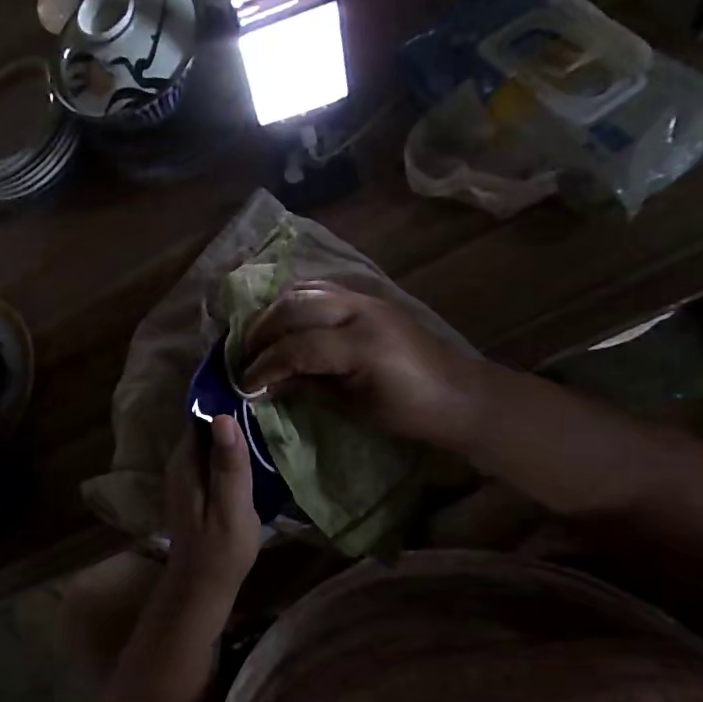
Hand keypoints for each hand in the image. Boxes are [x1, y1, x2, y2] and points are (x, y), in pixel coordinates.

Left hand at [164, 415, 260, 590]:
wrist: (202, 585)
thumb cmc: (220, 548)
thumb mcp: (231, 506)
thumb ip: (228, 464)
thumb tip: (223, 418)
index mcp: (186, 462)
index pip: (201, 415)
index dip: (226, 403)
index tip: (256, 395)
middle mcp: (179, 462)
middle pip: (205, 426)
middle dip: (232, 417)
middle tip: (269, 409)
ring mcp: (185, 475)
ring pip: (209, 442)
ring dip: (233, 436)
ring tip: (268, 426)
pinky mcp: (195, 487)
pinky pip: (212, 458)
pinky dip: (230, 454)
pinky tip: (253, 456)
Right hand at [240, 280, 485, 449]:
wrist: (460, 393)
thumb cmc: (409, 412)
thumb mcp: (352, 407)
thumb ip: (305, 388)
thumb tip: (262, 387)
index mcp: (361, 345)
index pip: (296, 347)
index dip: (263, 367)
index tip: (242, 386)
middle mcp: (360, 311)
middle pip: (292, 310)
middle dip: (261, 335)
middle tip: (242, 360)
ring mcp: (365, 298)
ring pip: (303, 292)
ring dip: (273, 314)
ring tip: (256, 339)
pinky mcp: (367, 297)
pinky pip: (320, 289)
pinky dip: (294, 302)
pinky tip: (282, 321)